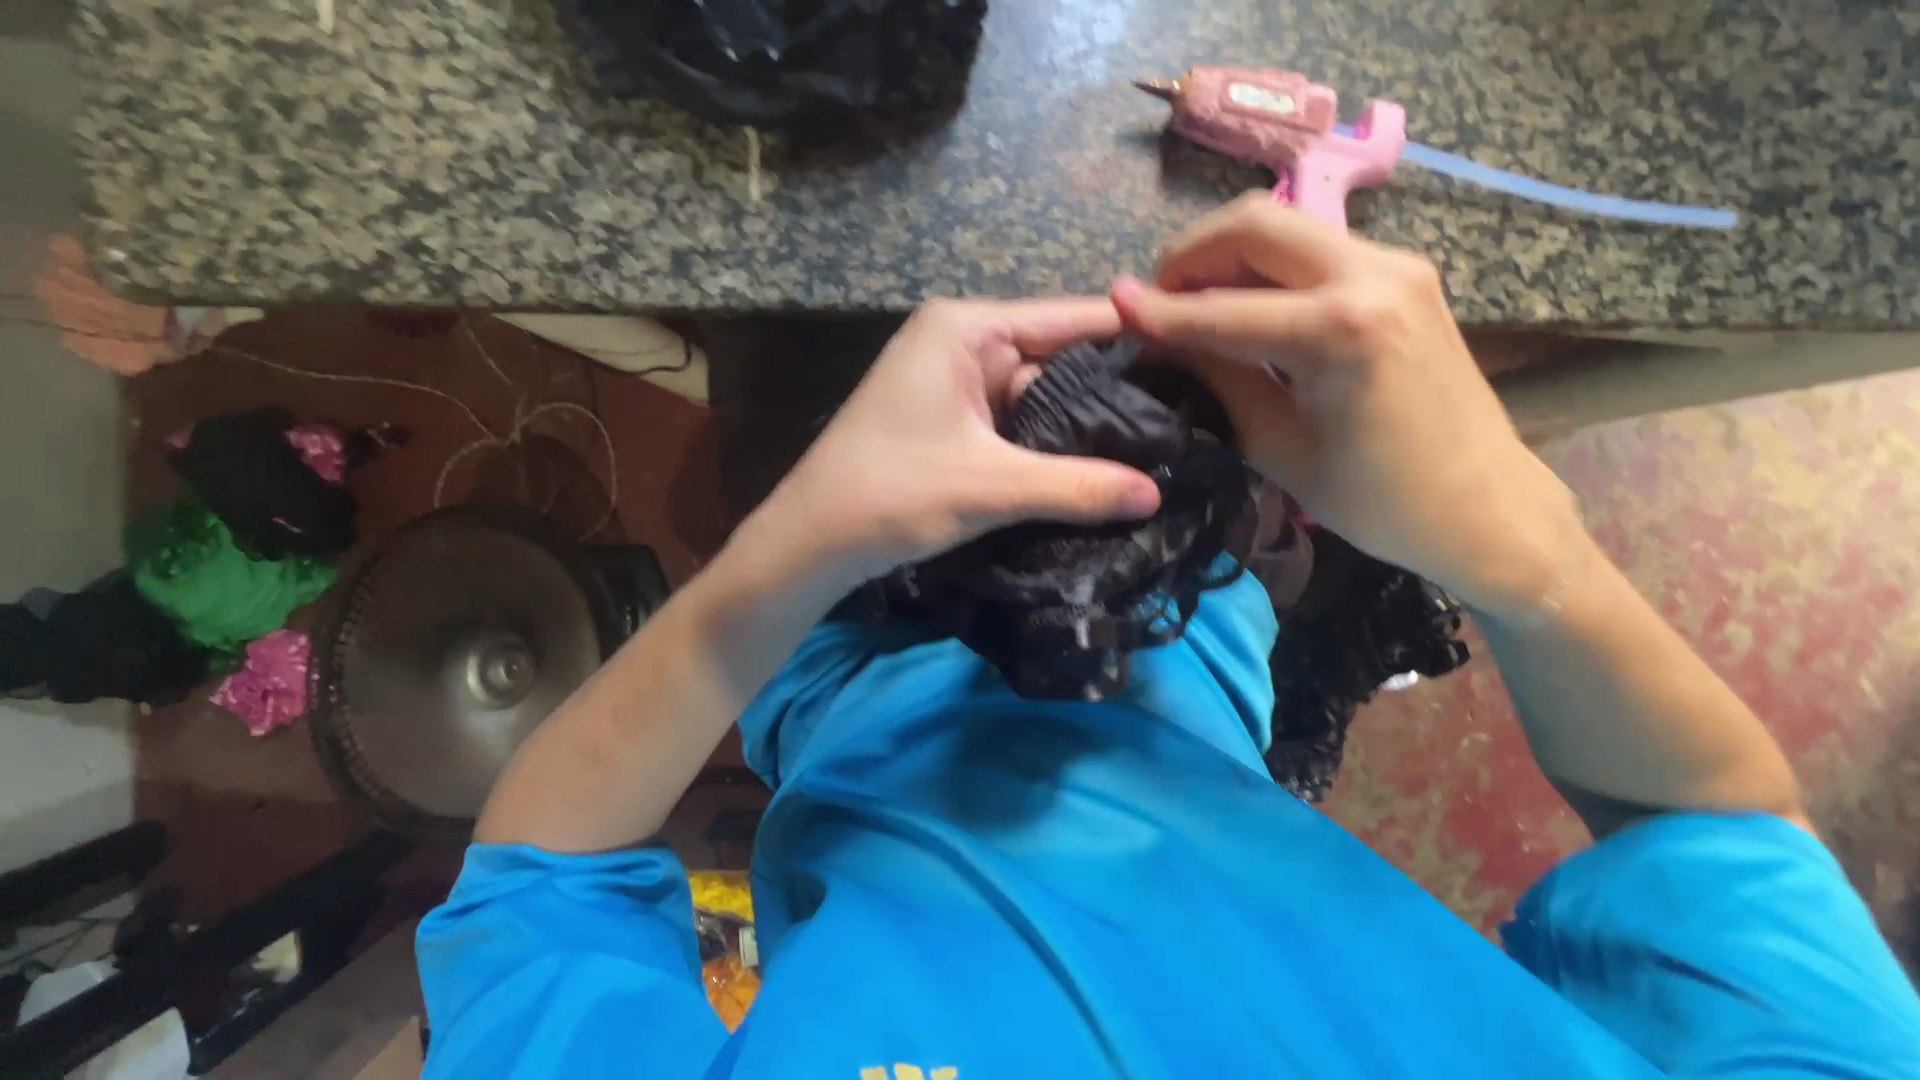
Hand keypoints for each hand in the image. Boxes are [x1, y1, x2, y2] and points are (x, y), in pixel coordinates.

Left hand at [748, 298, 1162, 586]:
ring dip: (1081, 425)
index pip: (1069, 317)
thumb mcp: (990, 486)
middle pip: (1057, 356)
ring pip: (1038, 394)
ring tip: (1156, 447)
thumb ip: (1077, 486)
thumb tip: (1158, 493)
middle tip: (1185, 420)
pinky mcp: (950, 418)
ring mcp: (954, 381)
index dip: (1132, 335)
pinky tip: (1096, 467)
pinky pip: (1015, 420)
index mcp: (967, 329)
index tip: (1196, 352)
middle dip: (1111, 392)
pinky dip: (1048, 443)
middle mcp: (962, 341)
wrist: (811, 541)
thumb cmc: (891, 494)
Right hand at [1111, 194, 1581, 615]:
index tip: (1110, 305)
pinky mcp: (1402, 273)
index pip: (1221, 309)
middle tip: (1157, 301)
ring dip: (1226, 254)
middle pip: (1255, 222)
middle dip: (1191, 255)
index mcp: (1341, 330)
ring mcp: (1394, 265)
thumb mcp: (1277, 446)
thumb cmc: (1376, 499)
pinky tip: (1243, 307)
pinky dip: (1264, 267)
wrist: (1482, 504)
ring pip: (1284, 224)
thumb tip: (1155, 337)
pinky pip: (1313, 248)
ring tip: (1191, 304)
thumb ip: (1216, 377)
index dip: (1158, 310)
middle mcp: (1371, 275)